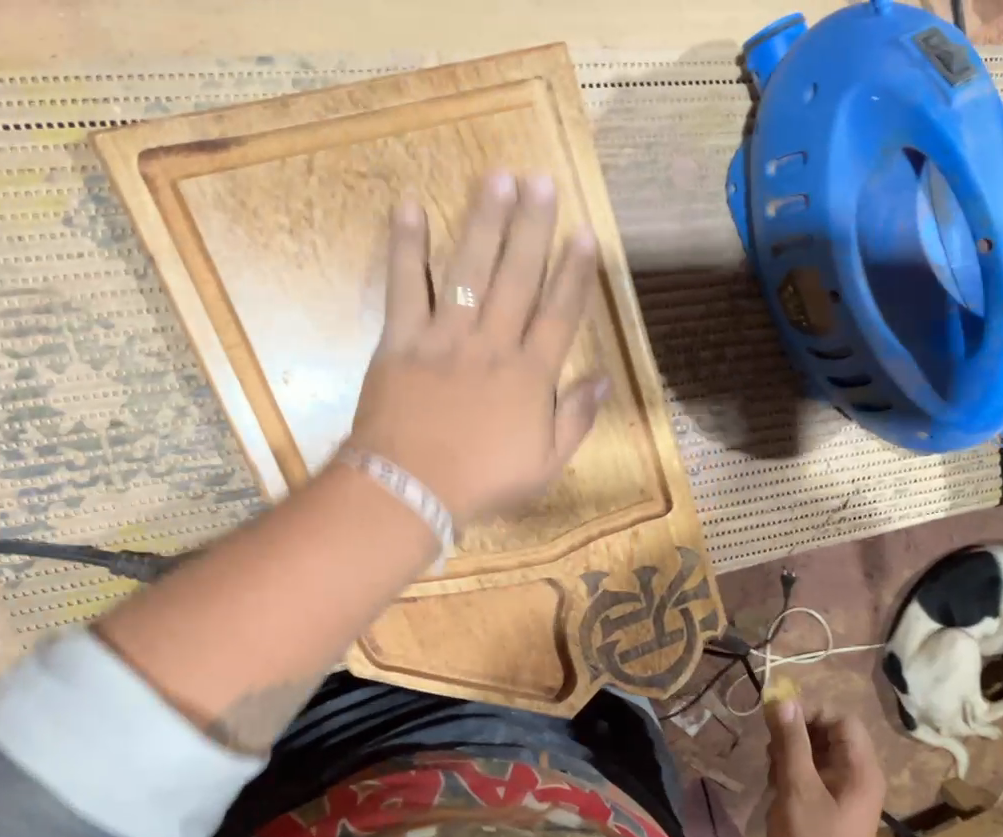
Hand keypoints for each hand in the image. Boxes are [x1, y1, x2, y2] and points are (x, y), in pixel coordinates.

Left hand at [344, 172, 608, 525]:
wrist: (410, 490)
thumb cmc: (484, 482)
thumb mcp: (546, 464)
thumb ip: (575, 419)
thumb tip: (601, 378)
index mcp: (530, 375)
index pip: (560, 314)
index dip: (575, 273)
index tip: (585, 234)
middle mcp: (492, 345)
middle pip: (517, 278)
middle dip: (532, 228)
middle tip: (541, 182)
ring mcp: (444, 338)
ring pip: (468, 271)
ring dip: (484, 223)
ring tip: (498, 179)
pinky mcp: (401, 340)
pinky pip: (404, 287)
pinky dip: (406, 247)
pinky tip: (411, 208)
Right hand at [765, 696, 886, 836]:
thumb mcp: (797, 789)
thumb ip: (791, 742)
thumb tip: (784, 700)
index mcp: (862, 768)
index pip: (841, 720)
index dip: (810, 715)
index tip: (778, 726)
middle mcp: (862, 777)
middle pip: (831, 736)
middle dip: (798, 737)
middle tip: (771, 755)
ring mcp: (850, 796)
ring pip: (821, 756)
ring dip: (794, 757)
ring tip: (774, 778)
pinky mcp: (837, 811)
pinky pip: (818, 778)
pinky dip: (797, 777)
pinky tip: (779, 794)